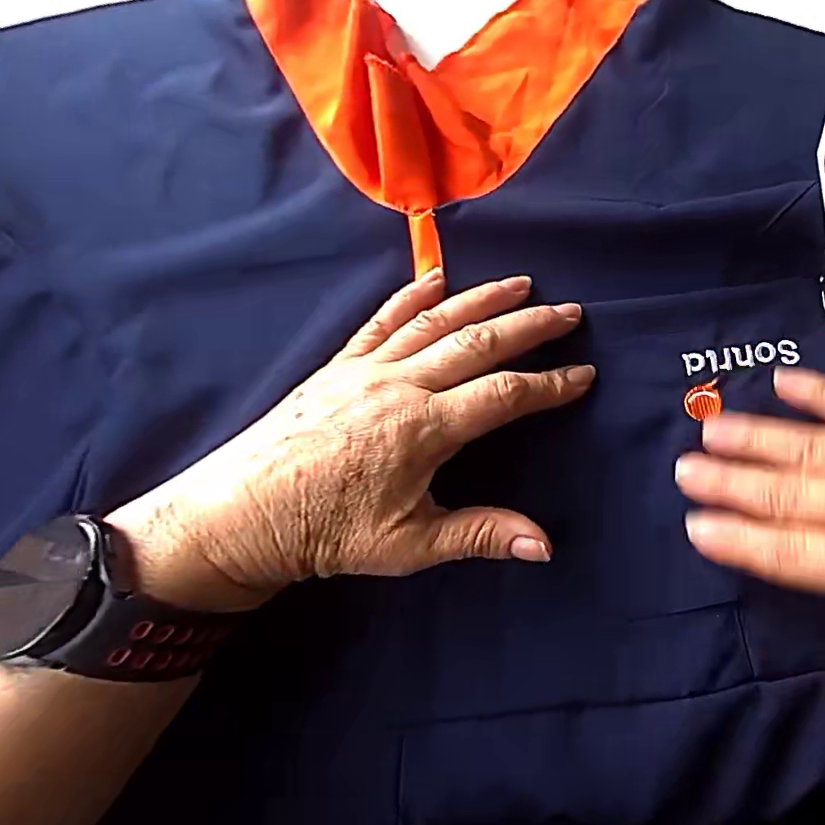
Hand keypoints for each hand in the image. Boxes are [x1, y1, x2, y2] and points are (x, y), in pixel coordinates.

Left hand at [109, 271, 594, 611]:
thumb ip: (481, 534)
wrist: (242, 514)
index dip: (550, 385)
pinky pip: (381, 320)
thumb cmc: (326, 534)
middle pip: (479, 343)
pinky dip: (411, 295)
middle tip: (568, 311)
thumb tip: (546, 546)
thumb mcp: (410, 545)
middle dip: (530, 325)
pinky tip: (435, 278)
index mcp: (425, 429)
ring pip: (436, 321)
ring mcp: (367, 369)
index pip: (505, 396)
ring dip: (482, 299)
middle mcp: (401, 386)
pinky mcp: (339, 366)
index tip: (583, 375)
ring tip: (520, 283)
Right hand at [674, 368, 824, 793]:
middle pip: (787, 494)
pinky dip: (819, 393)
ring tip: (711, 430)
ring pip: (809, 448)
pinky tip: (782, 381)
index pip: (790, 552)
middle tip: (684, 471)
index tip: (696, 526)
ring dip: (756, 438)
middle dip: (730, 483)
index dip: (739, 540)